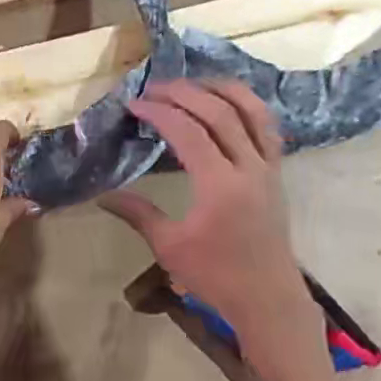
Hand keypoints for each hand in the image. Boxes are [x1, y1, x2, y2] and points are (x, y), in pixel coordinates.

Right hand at [100, 80, 313, 345]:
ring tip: (193, 83)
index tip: (135, 104)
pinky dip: (248, 107)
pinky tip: (229, 104)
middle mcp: (248, 167)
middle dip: (185, 93)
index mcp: (220, 185)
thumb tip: (104, 196)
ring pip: (251, 112)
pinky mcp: (276, 174)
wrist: (266, 297)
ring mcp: (268, 168)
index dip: (160, 112)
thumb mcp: (169, 247)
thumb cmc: (215, 276)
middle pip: (219, 112)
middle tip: (155, 88)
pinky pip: (267, 128)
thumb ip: (139, 214)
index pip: (189, 132)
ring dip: (221, 90)